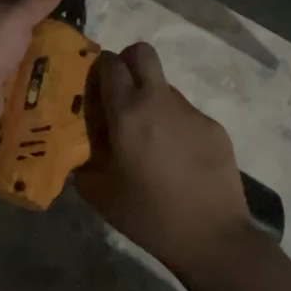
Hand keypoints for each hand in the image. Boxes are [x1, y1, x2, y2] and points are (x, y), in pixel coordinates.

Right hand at [75, 42, 257, 273]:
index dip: (100, 68)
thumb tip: (75, 147)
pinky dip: (177, 127)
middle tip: (122, 93)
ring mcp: (190, 111)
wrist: (212, 238)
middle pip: (141, 52)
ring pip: (165, 86)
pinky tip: (179, 160)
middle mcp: (158, 100)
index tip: (96, 88)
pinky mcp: (214, 127)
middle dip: (128, 62)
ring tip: (153, 141)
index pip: (109, 61)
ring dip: (153, 101)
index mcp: (127, 111)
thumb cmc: (148, 215)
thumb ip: (81, 162)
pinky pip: (187, 114)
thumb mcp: (99, 194)